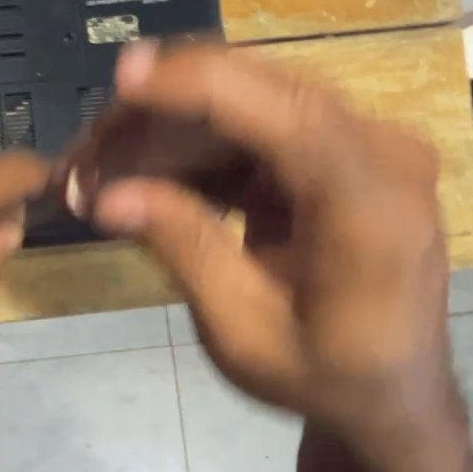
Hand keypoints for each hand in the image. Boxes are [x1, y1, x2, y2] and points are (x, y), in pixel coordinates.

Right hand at [76, 41, 454, 451]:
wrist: (388, 391)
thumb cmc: (322, 374)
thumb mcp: (244, 332)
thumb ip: (185, 252)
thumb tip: (106, 197)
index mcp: (371, 204)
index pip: (287, 113)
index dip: (200, 86)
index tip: (123, 80)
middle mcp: (379, 152)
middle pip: (262, 92)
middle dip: (161, 110)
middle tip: (85, 150)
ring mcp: (360, 147)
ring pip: (248, 105)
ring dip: (166, 131)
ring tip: (97, 171)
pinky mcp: (334, 155)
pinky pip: (252, 131)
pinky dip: (191, 149)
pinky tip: (139, 177)